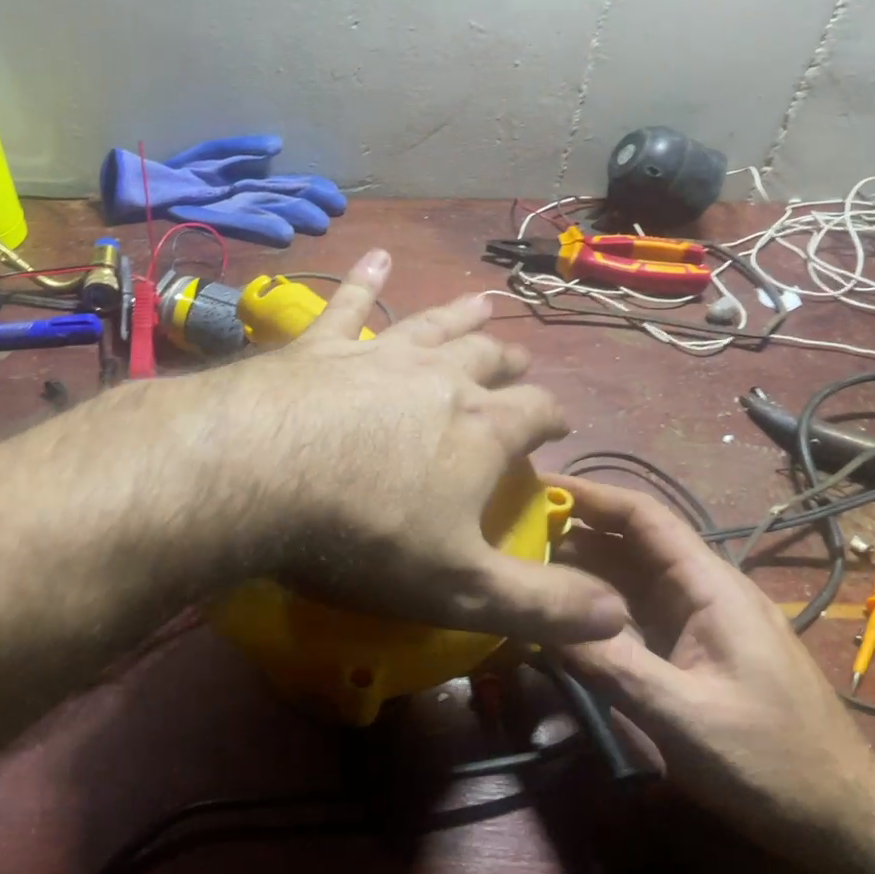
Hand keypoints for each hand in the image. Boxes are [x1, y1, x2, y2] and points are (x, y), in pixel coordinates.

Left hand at [185, 249, 626, 643]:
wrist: (255, 474)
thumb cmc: (363, 534)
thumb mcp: (460, 588)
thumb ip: (540, 603)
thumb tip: (619, 617)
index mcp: (480, 428)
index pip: (537, 411)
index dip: (552, 416)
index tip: (558, 425)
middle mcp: (437, 377)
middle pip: (487, 359)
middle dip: (509, 361)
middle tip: (520, 361)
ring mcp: (376, 354)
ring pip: (432, 326)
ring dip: (460, 315)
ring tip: (483, 301)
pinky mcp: (317, 346)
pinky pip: (348, 304)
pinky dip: (365, 280)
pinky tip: (375, 256)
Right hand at [546, 475, 874, 863]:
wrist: (842, 823)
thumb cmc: (771, 761)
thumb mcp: (682, 714)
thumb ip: (610, 663)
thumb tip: (537, 620)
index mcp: (709, 586)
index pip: (643, 516)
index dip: (588, 494)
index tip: (530, 483)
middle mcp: (700, 593)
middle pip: (625, 546)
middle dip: (567, 537)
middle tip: (501, 542)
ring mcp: (694, 625)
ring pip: (624, 584)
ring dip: (575, 579)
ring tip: (516, 579)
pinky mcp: (688, 655)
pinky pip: (631, 621)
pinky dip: (592, 617)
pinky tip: (555, 627)